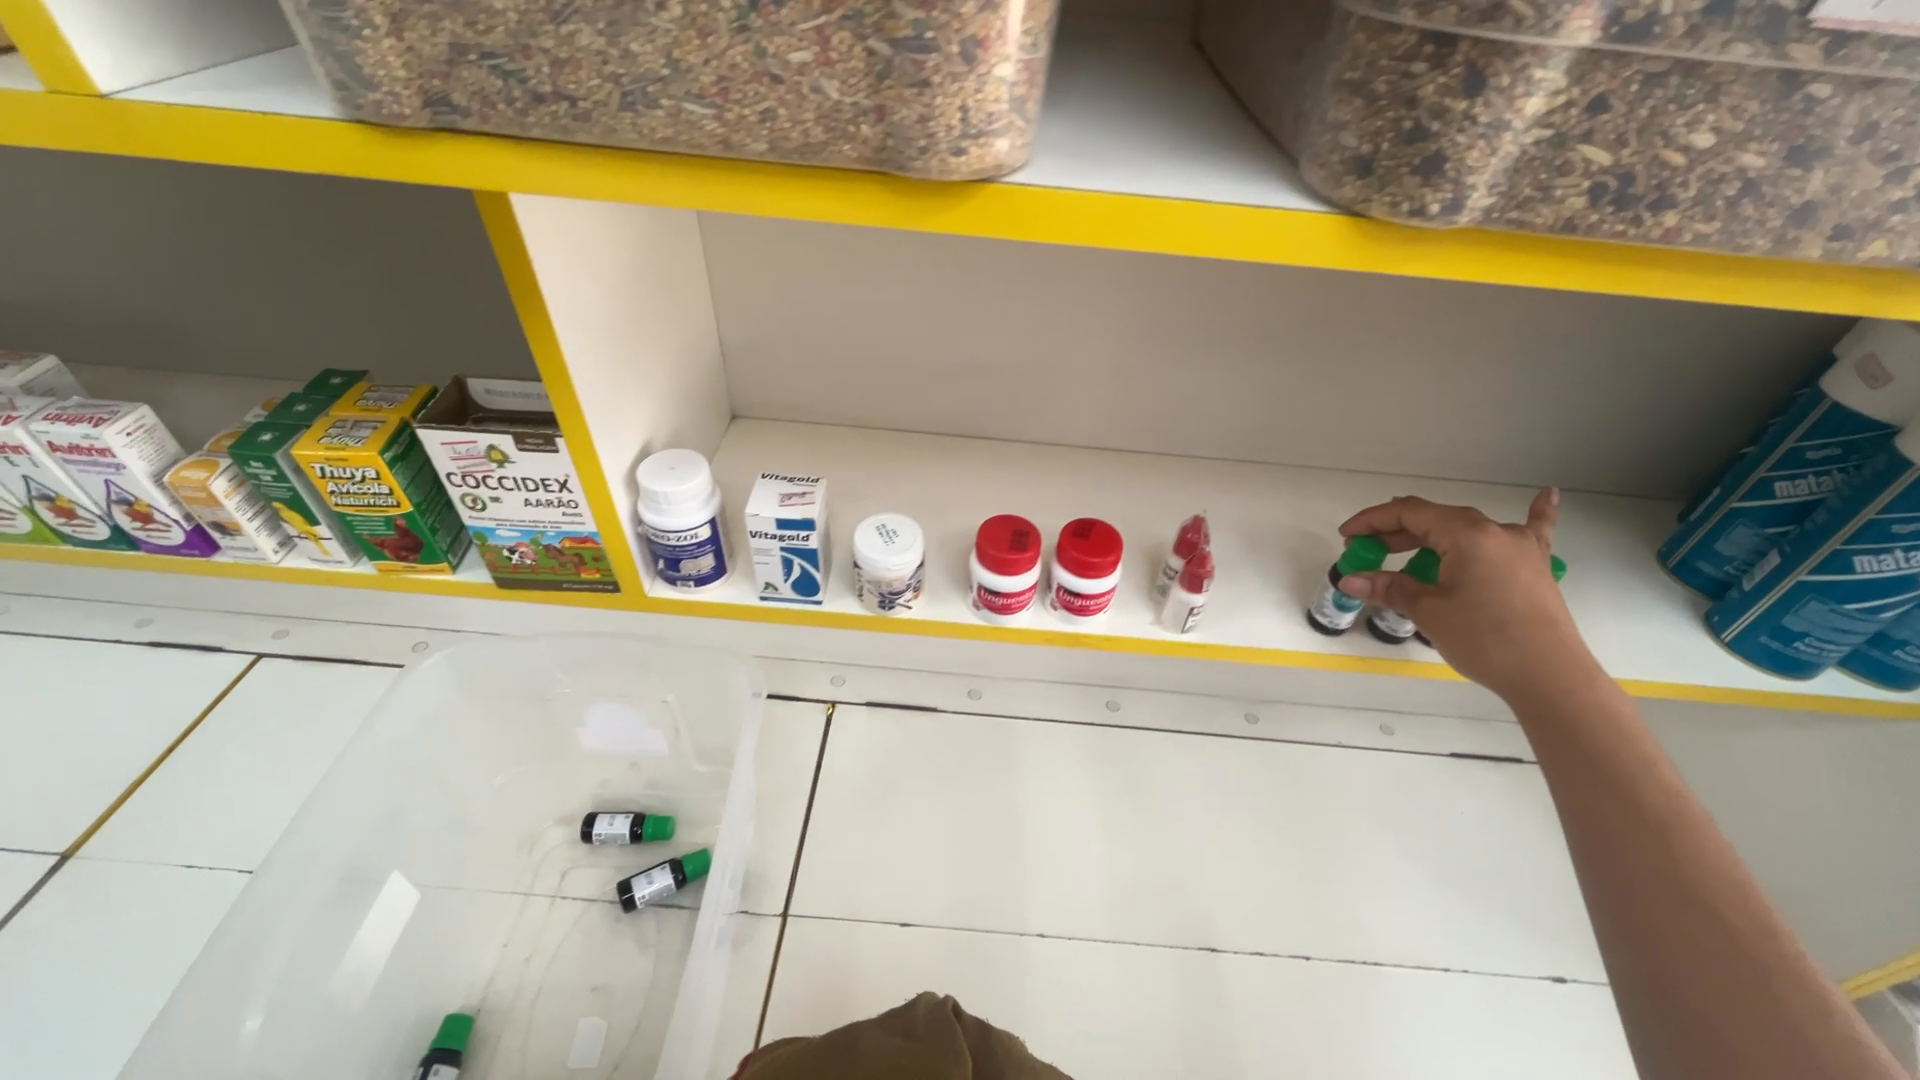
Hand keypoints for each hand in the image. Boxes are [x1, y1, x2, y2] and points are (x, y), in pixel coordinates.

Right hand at [1336, 489, 1601, 704]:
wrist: (1549, 676)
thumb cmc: (1484, 639)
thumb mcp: (1428, 611)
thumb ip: (1389, 588)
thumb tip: (1350, 580)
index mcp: (1466, 534)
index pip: (1409, 514)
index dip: (1372, 521)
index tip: (1347, 537)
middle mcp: (1495, 531)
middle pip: (1436, 520)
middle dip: (1395, 533)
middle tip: (1365, 554)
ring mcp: (1520, 547)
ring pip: (1467, 531)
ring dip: (1433, 537)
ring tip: (1407, 548)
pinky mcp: (1535, 567)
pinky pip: (1534, 530)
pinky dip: (1536, 511)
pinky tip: (1549, 493)